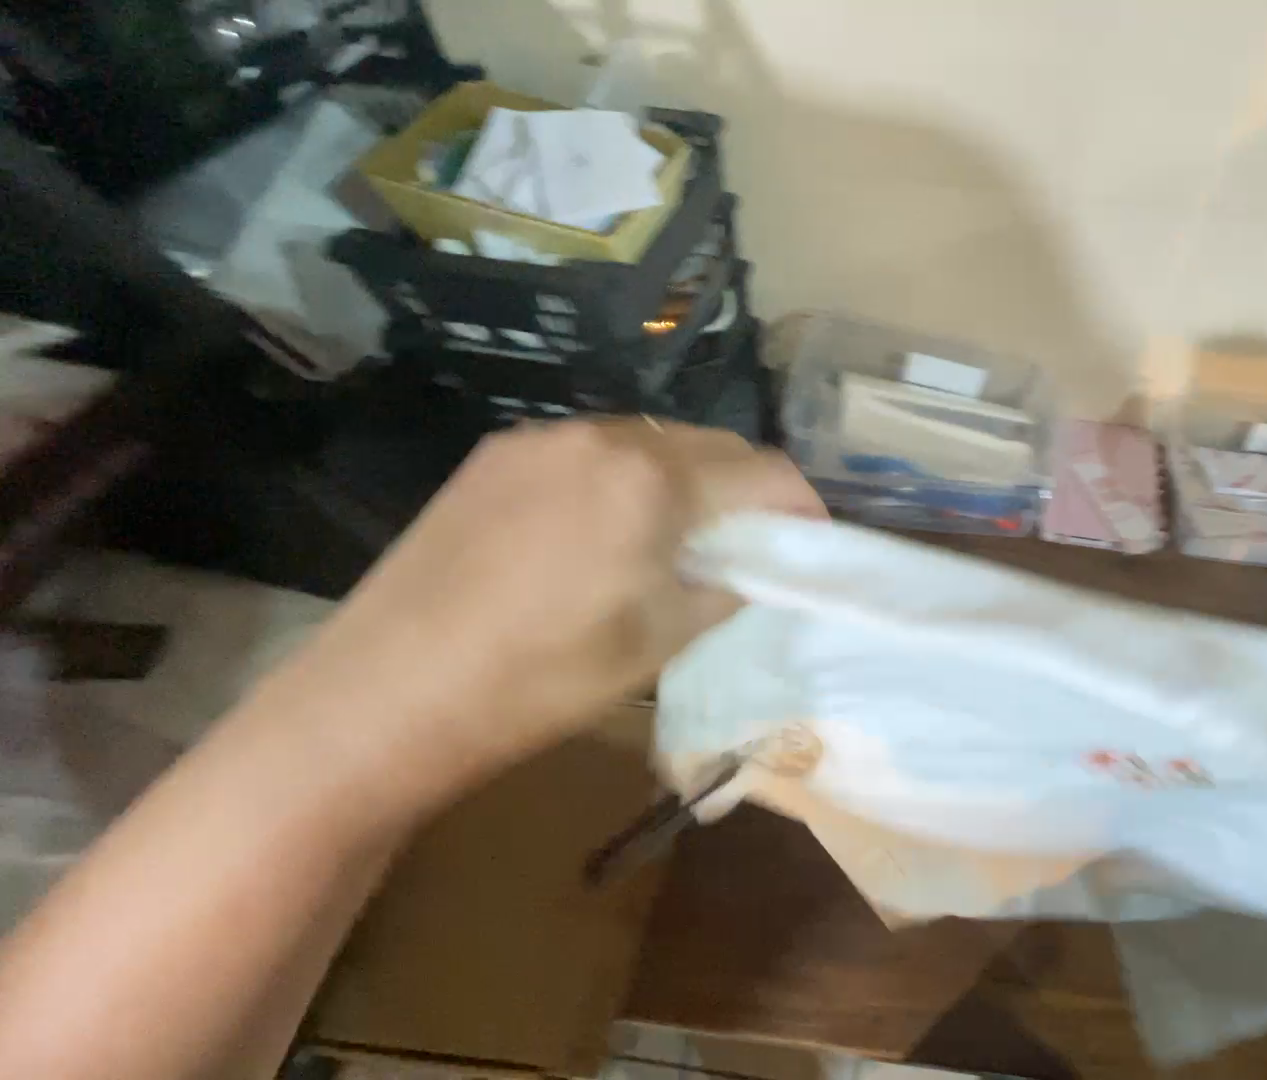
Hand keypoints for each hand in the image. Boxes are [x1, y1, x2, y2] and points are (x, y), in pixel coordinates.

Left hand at [264, 418, 822, 787]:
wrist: (382, 698)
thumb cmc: (542, 680)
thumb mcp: (663, 640)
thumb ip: (730, 586)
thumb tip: (759, 566)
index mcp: (651, 480)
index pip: (763, 471)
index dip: (802, 506)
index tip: (813, 542)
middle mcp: (602, 436)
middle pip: (712, 445)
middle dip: (749, 489)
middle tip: (755, 544)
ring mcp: (542, 439)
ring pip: (654, 442)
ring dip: (690, 480)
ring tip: (684, 536)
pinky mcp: (498, 456)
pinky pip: (595, 451)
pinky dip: (631, 479)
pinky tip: (613, 527)